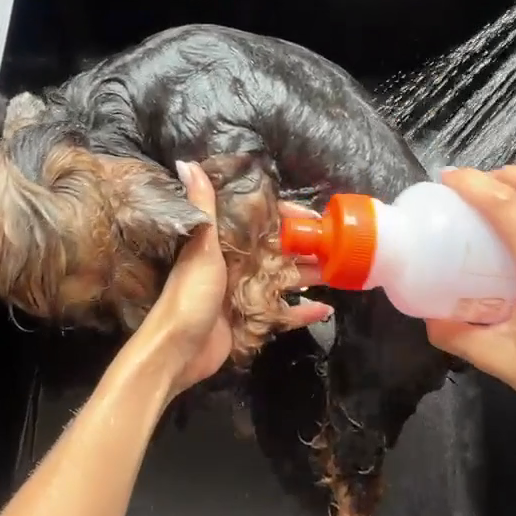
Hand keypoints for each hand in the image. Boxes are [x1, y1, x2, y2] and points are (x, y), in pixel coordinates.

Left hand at [132, 162, 331, 394]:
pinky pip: (282, 314)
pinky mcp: (250, 323)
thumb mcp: (199, 248)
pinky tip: (326, 310)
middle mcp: (236, 266)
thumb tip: (187, 163)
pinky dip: (302, 313)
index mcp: (225, 245)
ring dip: (310, 276)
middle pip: (279, 252)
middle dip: (308, 248)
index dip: (290, 219)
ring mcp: (244, 295)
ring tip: (340, 273)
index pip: (263, 224)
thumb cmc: (187, 297)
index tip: (318, 219)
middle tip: (341, 247)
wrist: (175, 351)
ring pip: (284, 280)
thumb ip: (202, 207)